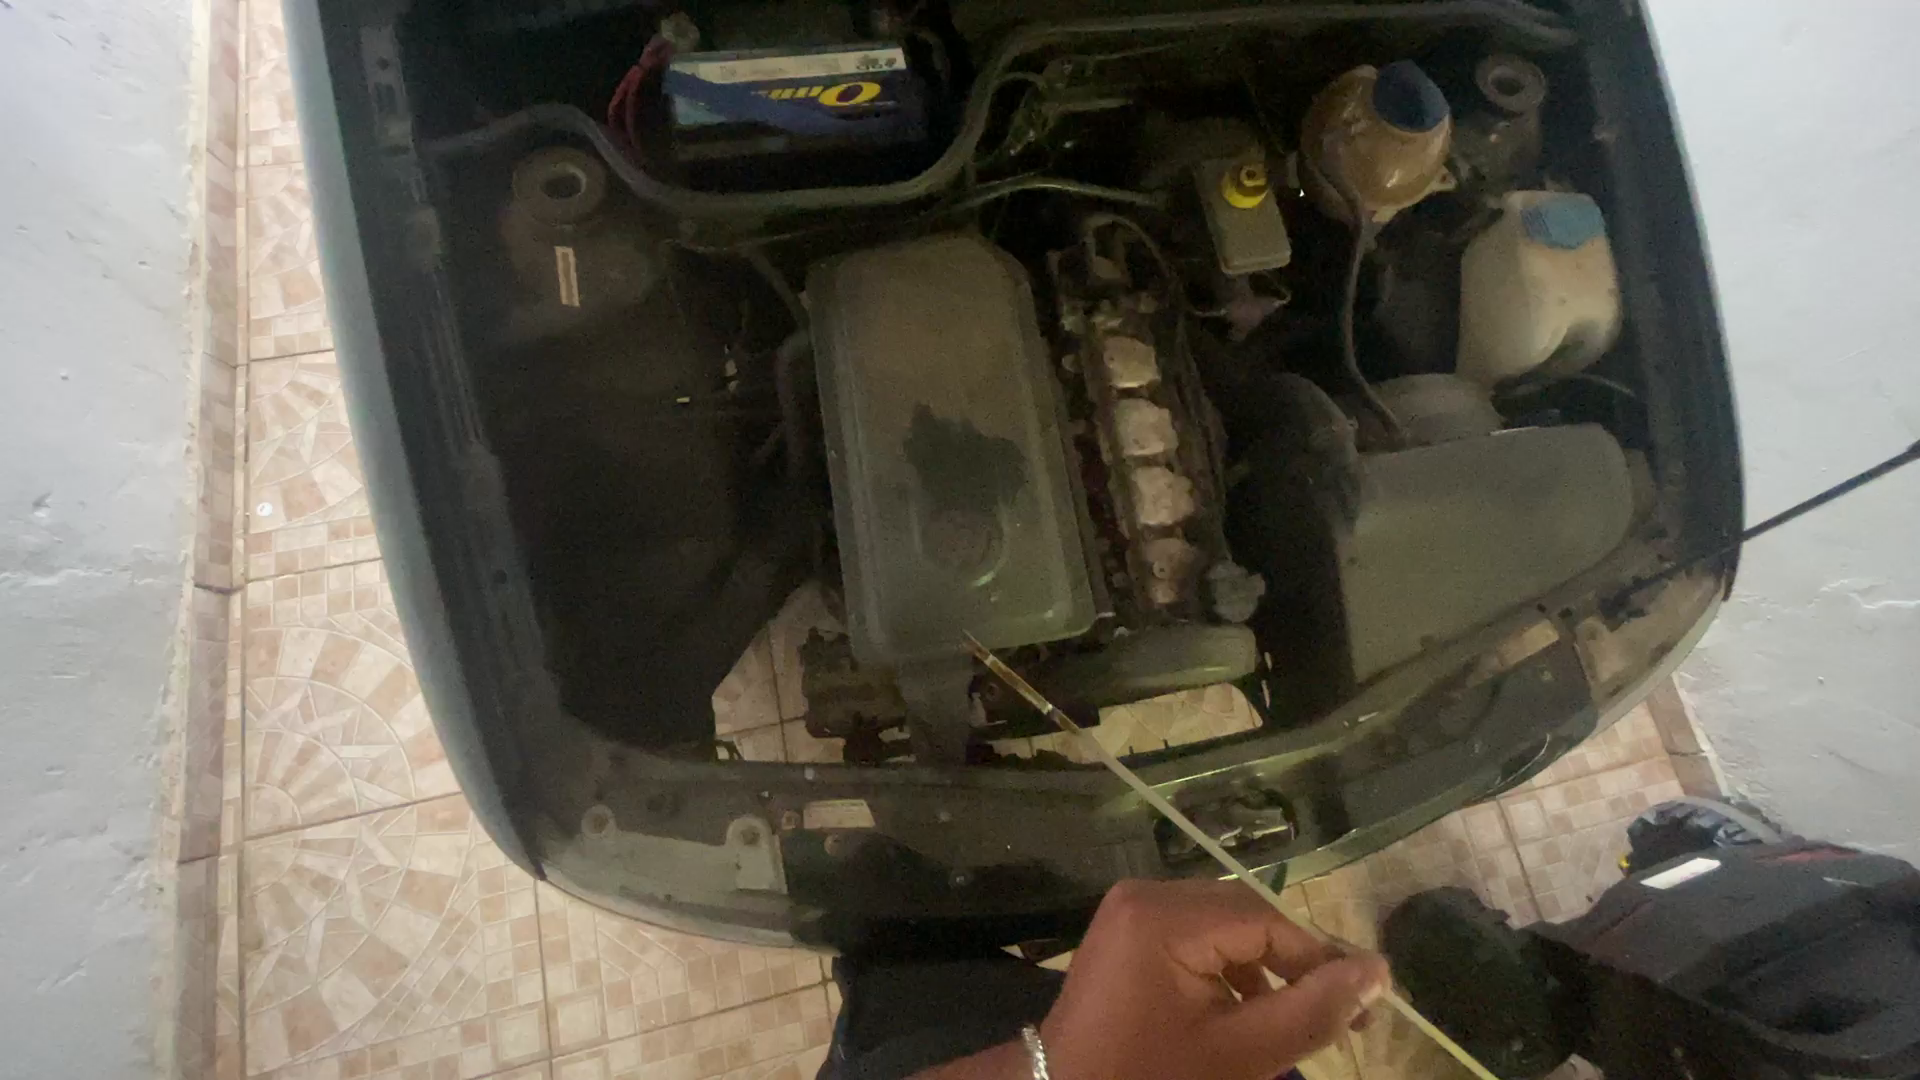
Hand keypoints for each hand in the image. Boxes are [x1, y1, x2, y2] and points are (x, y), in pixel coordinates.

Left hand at [1038, 878, 1389, 1079]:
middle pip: (1242, 913)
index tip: (1374, 996)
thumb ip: (1310, 1010)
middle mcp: (1146, 893)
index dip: (1321, 954)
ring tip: (1305, 1015)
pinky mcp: (1128, 924)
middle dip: (1295, 958)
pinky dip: (1227, 963)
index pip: (1263, 918)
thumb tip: (1374, 970)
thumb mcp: (1241, 1054)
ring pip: (1221, 921)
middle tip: (1347, 1009)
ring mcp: (1131, 905)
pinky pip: (1193, 930)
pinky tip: (1250, 1007)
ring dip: (1264, 962)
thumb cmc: (1153, 1078)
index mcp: (1164, 915)